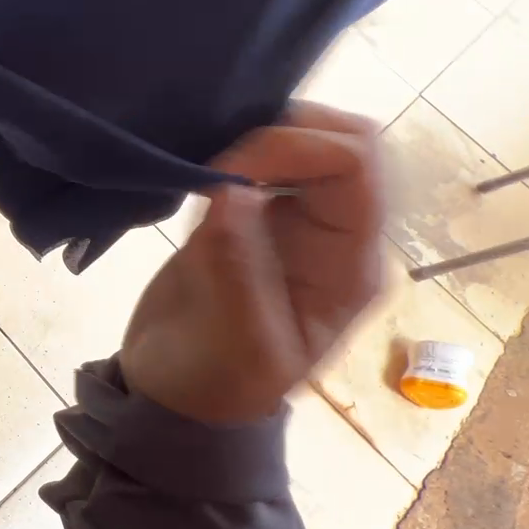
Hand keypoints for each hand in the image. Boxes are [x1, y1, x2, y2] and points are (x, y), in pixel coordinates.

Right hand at [120, 102, 386, 424]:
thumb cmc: (212, 383)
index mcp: (346, 263)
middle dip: (278, 131)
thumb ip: (238, 271)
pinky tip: (183, 177)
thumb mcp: (236, 344)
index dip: (291, 149)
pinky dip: (220, 154)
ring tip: (191, 168)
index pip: (354, 168)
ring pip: (299, 144)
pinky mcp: (242, 222)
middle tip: (208, 160)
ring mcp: (286, 226)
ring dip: (247, 139)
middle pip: (343, 142)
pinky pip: (251, 165)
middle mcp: (329, 234)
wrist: (175, 396)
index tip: (220, 172)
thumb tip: (230, 191)